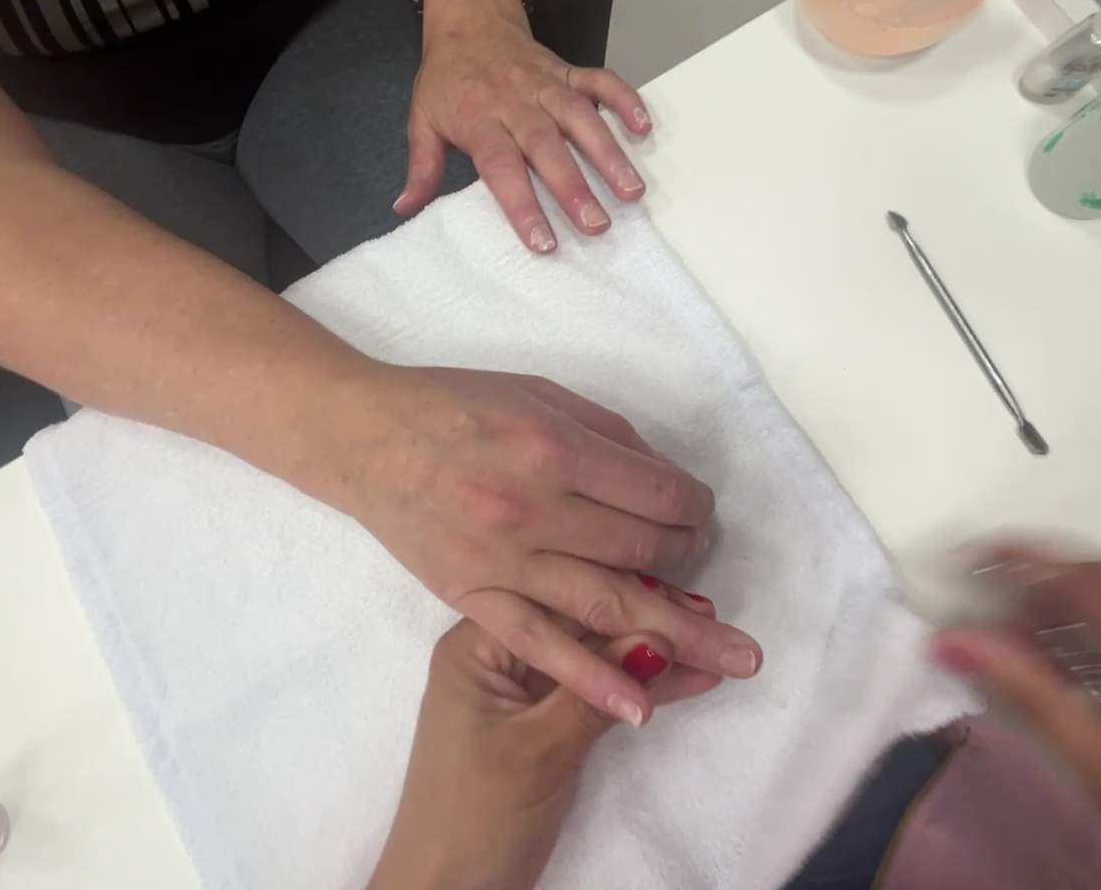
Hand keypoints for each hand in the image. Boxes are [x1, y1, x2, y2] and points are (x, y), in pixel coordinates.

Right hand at [322, 364, 761, 725]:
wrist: (364, 438)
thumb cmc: (453, 402)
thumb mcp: (536, 391)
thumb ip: (603, 431)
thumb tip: (658, 476)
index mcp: (555, 447)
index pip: (655, 492)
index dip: (693, 504)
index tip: (697, 508)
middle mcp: (535, 508)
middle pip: (641, 547)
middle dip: (686, 554)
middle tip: (698, 555)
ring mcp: (503, 560)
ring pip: (607, 604)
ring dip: (678, 629)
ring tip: (736, 655)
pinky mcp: (472, 596)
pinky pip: (540, 644)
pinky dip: (592, 678)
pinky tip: (641, 709)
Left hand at [367, 605, 721, 889]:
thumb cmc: (474, 816)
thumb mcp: (536, 751)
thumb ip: (594, 694)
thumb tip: (659, 639)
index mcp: (479, 641)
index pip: (560, 603)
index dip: (624, 598)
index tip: (687, 603)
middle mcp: (502, 650)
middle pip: (584, 627)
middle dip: (648, 625)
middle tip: (713, 621)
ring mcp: (525, 685)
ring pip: (599, 659)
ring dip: (655, 657)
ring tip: (718, 644)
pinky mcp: (546, 717)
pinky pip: (600, 691)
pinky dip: (643, 690)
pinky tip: (689, 680)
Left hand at [399, 0, 651, 252]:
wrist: (468, 18)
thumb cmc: (447, 79)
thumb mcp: (422, 119)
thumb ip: (421, 167)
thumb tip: (406, 208)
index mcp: (480, 120)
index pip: (502, 168)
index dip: (523, 206)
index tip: (543, 242)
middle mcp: (517, 103)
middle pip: (548, 147)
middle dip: (574, 188)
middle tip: (596, 226)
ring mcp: (547, 84)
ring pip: (582, 117)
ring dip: (609, 153)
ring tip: (631, 192)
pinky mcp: (569, 70)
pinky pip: (601, 80)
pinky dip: (624, 99)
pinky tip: (645, 128)